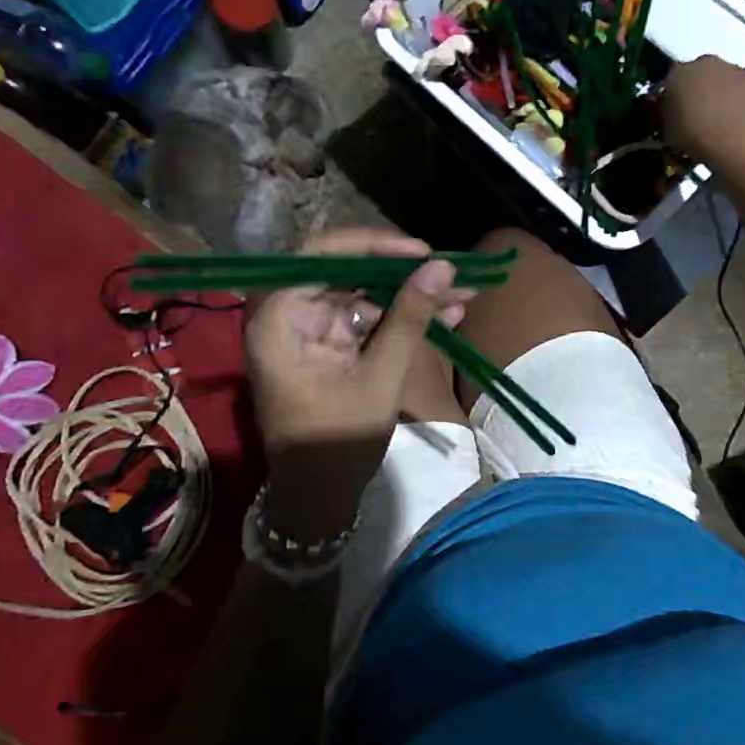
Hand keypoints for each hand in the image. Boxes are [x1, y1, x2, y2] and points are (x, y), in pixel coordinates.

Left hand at [243, 228, 468, 534]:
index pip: (323, 256)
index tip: (423, 252)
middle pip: (349, 272)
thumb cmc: (337, 444)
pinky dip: (405, 318)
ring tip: (465, 292)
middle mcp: (288, 314)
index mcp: (279, 319)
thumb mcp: (380, 379)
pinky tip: (448, 314)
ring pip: (367, 293)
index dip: (375, 246)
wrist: (318, 498)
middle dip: (404, 273)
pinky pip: (370, 318)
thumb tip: (443, 266)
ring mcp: (311, 329)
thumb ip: (409, 319)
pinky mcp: (331, 344)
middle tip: (452, 271)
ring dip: (413, 295)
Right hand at [662, 56, 744, 164]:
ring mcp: (729, 67)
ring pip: (720, 76)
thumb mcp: (666, 129)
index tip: (675, 112)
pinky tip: (737, 114)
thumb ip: (666, 114)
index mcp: (675, 73)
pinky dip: (739, 95)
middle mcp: (701, 62)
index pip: (670, 81)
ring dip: (719, 90)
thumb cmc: (690, 136)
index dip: (673, 97)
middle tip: (698, 113)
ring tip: (719, 116)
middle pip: (697, 73)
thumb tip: (670, 110)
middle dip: (697, 88)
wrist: (728, 139)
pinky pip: (741, 85)